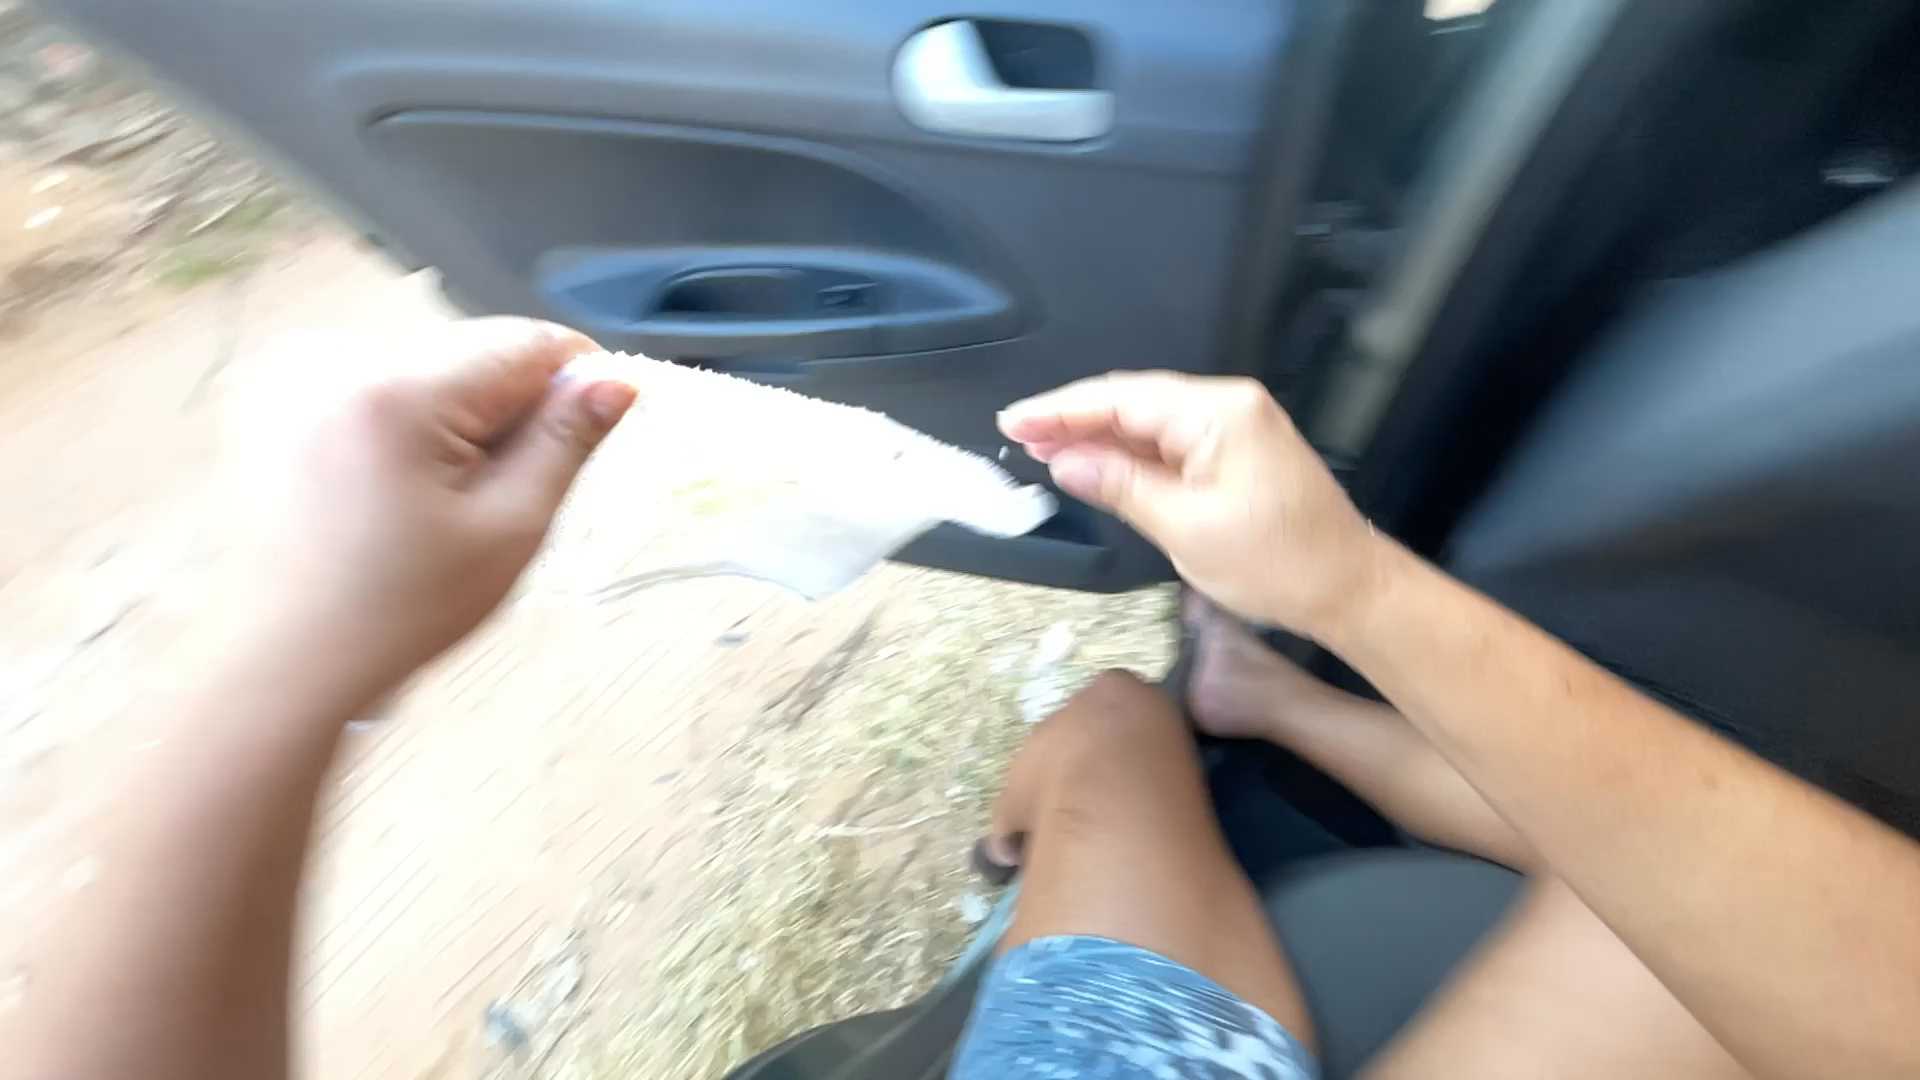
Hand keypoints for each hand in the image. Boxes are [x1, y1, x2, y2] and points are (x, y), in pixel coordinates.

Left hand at [242, 317, 634, 683]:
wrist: (298, 656)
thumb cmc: (417, 602)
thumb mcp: (515, 524)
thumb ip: (566, 440)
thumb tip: (619, 381)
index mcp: (399, 393)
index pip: (527, 342)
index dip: (580, 375)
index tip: (594, 427)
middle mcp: (341, 359)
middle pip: (482, 348)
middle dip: (524, 401)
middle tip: (524, 480)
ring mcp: (305, 373)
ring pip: (446, 363)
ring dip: (480, 412)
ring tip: (467, 488)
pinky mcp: (290, 393)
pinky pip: (400, 380)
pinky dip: (434, 418)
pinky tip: (422, 478)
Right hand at [998, 371, 1383, 637]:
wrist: (1347, 588)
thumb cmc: (1277, 563)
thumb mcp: (1186, 527)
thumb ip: (1121, 486)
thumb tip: (1065, 462)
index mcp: (1219, 414)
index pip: (1121, 400)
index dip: (1060, 409)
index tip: (1015, 419)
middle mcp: (1225, 406)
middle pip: (1130, 403)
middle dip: (1071, 418)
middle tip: (1018, 432)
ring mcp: (1230, 427)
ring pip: (1144, 423)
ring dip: (1094, 437)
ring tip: (1042, 446)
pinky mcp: (1230, 451)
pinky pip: (1166, 444)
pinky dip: (1126, 455)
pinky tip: (1091, 462)